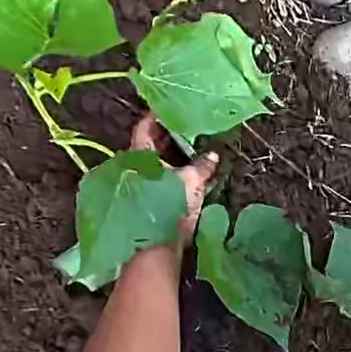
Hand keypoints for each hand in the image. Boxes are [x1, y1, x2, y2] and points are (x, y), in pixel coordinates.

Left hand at [128, 113, 218, 243]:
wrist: (158, 246)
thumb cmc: (167, 207)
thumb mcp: (190, 180)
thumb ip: (202, 165)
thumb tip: (213, 156)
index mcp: (140, 155)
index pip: (145, 127)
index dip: (157, 115)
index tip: (171, 105)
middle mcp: (138, 167)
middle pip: (154, 144)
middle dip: (173, 135)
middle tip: (193, 124)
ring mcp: (145, 184)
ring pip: (162, 163)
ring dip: (179, 156)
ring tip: (200, 146)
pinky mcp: (155, 200)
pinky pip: (169, 180)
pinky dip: (182, 174)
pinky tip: (199, 172)